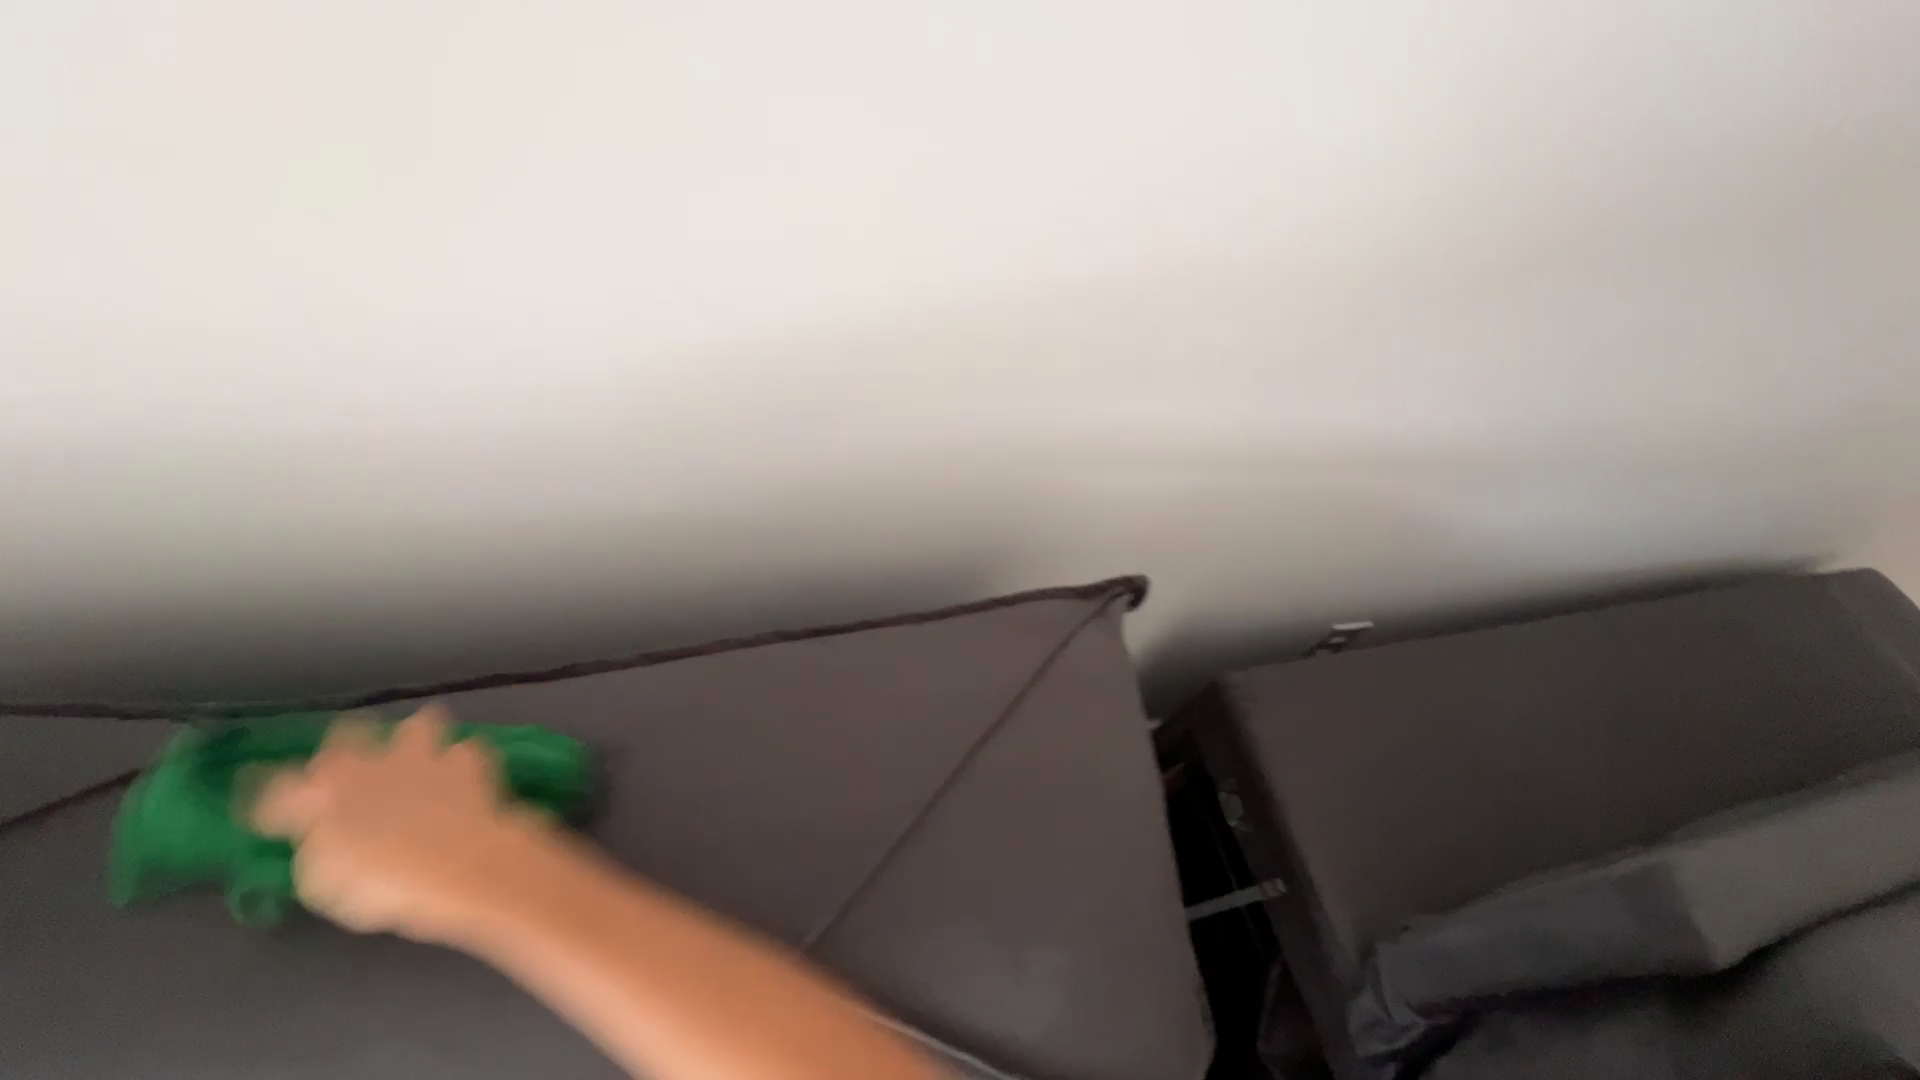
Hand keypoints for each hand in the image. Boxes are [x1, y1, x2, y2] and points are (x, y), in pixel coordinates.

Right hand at [250, 703, 541, 942]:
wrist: (456, 863)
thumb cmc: (380, 884)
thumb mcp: (324, 879)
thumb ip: (318, 845)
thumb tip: (321, 834)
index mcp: (320, 794)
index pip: (280, 785)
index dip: (276, 795)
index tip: (278, 808)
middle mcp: (369, 764)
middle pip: (347, 733)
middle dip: (347, 742)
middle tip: (353, 760)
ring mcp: (423, 756)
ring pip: (418, 724)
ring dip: (417, 737)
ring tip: (420, 753)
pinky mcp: (466, 761)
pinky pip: (464, 749)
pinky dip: (462, 760)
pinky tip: (464, 773)